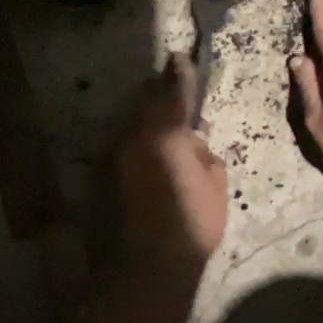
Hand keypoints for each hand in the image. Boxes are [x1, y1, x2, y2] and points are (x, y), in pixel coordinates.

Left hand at [116, 53, 228, 264]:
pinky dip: (137, 139)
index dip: (180, 73)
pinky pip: (124, 143)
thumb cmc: (193, 223)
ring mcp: (118, 154)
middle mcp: (137, 135)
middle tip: (174, 87)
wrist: (150, 266)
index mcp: (167, 132)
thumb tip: (195, 136)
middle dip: (160, 92)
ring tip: (163, 123)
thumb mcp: (215, 182)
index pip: (175, 91)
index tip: (181, 56)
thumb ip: (204, 151)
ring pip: (132, 121)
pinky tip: (149, 153)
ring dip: (147, 116)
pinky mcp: (107, 174)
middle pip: (147, 100)